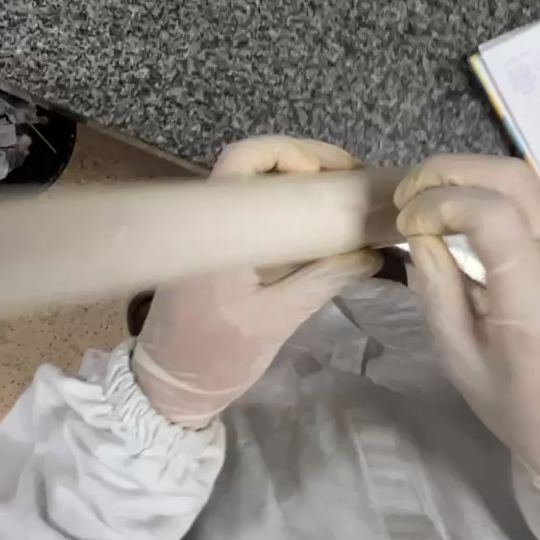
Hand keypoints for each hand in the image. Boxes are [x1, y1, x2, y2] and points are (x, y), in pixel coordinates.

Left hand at [132, 137, 381, 427]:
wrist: (169, 386)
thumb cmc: (215, 353)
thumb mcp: (275, 320)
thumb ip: (323, 281)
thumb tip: (370, 253)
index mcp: (212, 225)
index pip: (243, 158)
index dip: (288, 152)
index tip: (331, 172)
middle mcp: (206, 215)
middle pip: (254, 164)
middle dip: (306, 163)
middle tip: (352, 179)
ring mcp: (210, 229)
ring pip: (256, 185)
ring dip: (298, 184)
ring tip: (344, 195)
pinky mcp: (218, 246)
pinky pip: (254, 211)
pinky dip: (287, 208)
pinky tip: (319, 220)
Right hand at [396, 155, 539, 525]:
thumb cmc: (524, 409)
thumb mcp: (462, 361)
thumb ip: (437, 292)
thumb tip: (418, 233)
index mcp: (533, 302)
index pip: (494, 215)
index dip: (439, 204)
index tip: (407, 226)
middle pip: (511, 178)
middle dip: (447, 171)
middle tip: (406, 197)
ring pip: (521, 177)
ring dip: (464, 173)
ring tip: (423, 199)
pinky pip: (526, 195)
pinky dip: (481, 185)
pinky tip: (452, 209)